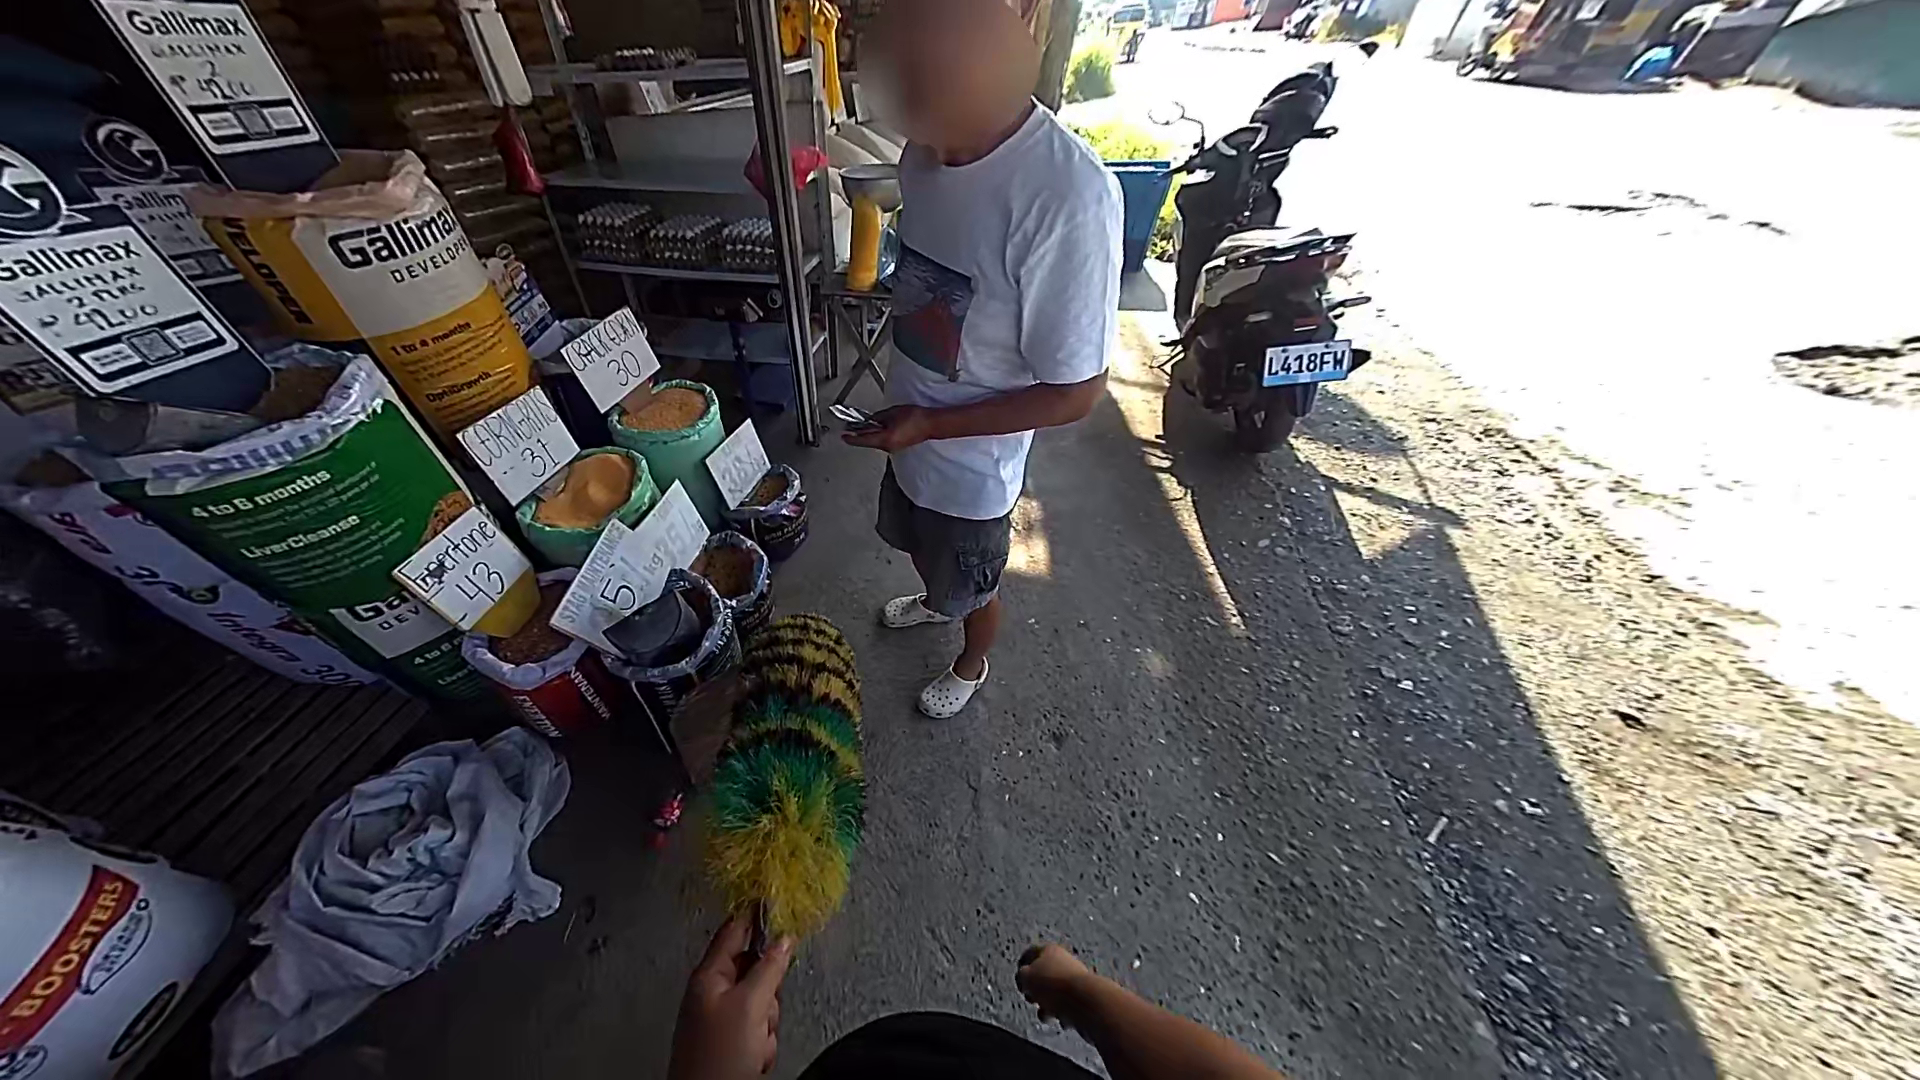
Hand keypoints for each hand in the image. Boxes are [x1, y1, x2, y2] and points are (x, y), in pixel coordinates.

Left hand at [668, 916, 795, 1079]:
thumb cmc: (719, 1058)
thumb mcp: (751, 1005)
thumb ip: (770, 966)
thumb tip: (785, 938)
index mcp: (709, 975)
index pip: (735, 928)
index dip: (757, 913)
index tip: (779, 899)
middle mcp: (712, 992)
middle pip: (754, 965)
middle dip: (770, 984)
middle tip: (767, 1004)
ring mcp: (720, 1018)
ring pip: (761, 997)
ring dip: (768, 1016)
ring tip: (757, 1039)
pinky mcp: (729, 1041)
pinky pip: (758, 1023)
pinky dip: (762, 1037)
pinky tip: (755, 1054)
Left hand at [841, 405, 934, 451]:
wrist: (930, 424)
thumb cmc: (915, 418)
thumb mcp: (892, 413)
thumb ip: (878, 417)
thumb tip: (871, 420)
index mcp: (884, 439)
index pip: (863, 440)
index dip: (851, 438)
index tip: (843, 436)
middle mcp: (888, 447)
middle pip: (868, 442)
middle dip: (860, 434)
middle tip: (852, 427)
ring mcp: (894, 448)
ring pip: (876, 442)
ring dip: (870, 434)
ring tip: (866, 425)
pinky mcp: (898, 446)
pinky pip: (884, 441)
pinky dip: (879, 435)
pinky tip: (879, 428)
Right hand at [1016, 943, 1095, 1027]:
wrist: (1086, 1003)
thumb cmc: (1053, 985)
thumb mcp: (1027, 978)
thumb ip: (1021, 976)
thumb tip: (1024, 979)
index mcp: (1049, 949)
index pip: (1030, 953)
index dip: (1021, 968)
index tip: (1019, 983)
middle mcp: (1063, 960)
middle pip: (1043, 974)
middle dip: (1035, 990)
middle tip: (1032, 999)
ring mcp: (1074, 978)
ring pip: (1054, 992)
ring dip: (1047, 1005)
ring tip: (1047, 1014)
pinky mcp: (1083, 996)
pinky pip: (1067, 1005)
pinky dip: (1062, 1013)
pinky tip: (1062, 1019)